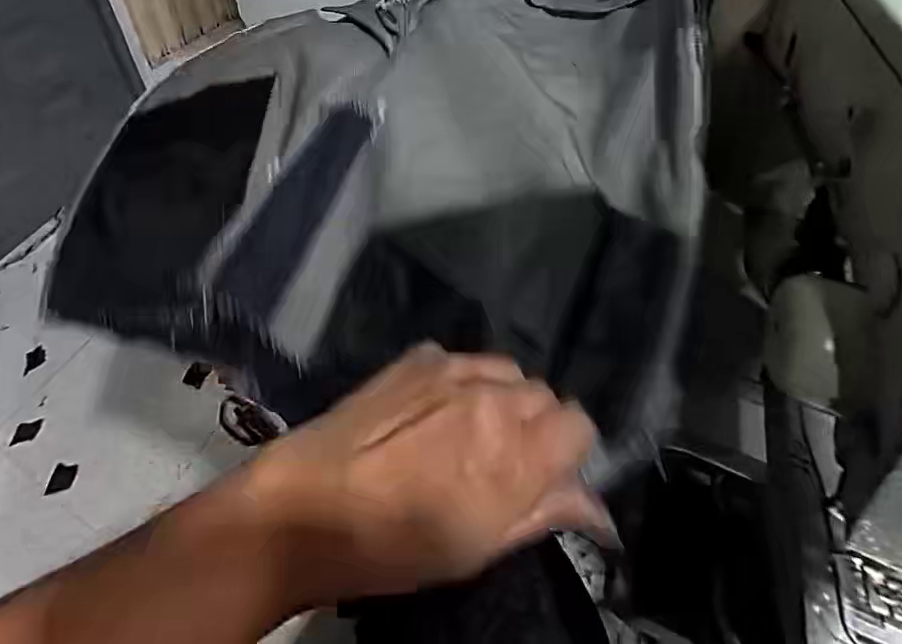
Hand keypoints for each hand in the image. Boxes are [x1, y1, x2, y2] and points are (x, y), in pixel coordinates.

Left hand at [233, 343, 611, 606]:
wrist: (303, 507)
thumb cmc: (395, 545)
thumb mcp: (478, 547)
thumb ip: (544, 512)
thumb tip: (597, 507)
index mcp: (515, 452)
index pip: (579, 424)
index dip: (567, 448)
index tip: (545, 469)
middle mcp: (494, 398)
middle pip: (545, 395)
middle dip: (534, 424)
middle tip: (499, 458)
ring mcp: (456, 369)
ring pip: (508, 371)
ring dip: (500, 398)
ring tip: (465, 430)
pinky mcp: (422, 355)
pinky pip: (465, 359)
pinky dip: (462, 380)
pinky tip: (431, 410)